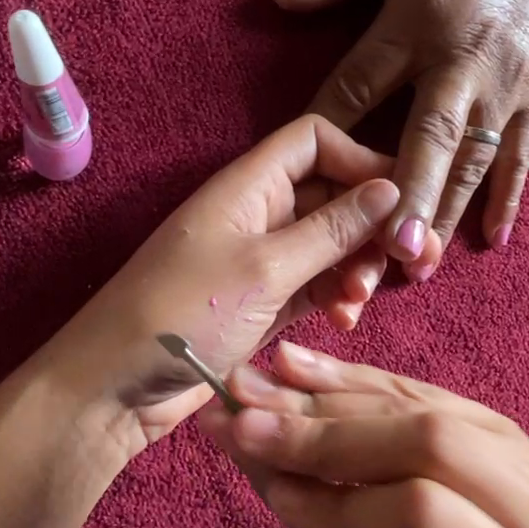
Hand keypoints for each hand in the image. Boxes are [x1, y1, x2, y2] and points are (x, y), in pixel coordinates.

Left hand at [50, 115, 398, 443]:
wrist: (117, 386)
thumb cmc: (184, 312)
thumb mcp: (266, 267)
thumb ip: (333, 228)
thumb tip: (391, 189)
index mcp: (250, 185)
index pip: (316, 141)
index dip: (362, 160)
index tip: (402, 200)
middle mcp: (258, 214)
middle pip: (332, 194)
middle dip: (372, 223)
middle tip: (411, 261)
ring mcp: (262, 261)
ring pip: (330, 244)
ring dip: (356, 265)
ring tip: (361, 299)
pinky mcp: (264, 303)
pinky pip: (315, 285)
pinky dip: (335, 296)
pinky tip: (346, 319)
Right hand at [198, 342, 528, 527]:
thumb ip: (299, 499)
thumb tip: (223, 425)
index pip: (423, 516)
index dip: (341, 502)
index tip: (274, 490)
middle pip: (427, 442)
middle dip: (324, 432)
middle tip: (244, 418)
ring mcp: (524, 452)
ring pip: (416, 406)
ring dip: (326, 395)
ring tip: (255, 383)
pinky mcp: (496, 416)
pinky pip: (413, 388)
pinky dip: (348, 380)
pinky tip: (295, 367)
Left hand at [272, 0, 528, 280]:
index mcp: (421, 18)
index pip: (360, 83)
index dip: (327, 129)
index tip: (301, 180)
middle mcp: (464, 62)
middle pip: (428, 141)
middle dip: (406, 200)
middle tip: (385, 255)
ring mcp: (507, 87)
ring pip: (473, 164)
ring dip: (444, 216)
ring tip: (419, 266)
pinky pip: (521, 157)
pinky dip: (507, 199)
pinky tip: (491, 240)